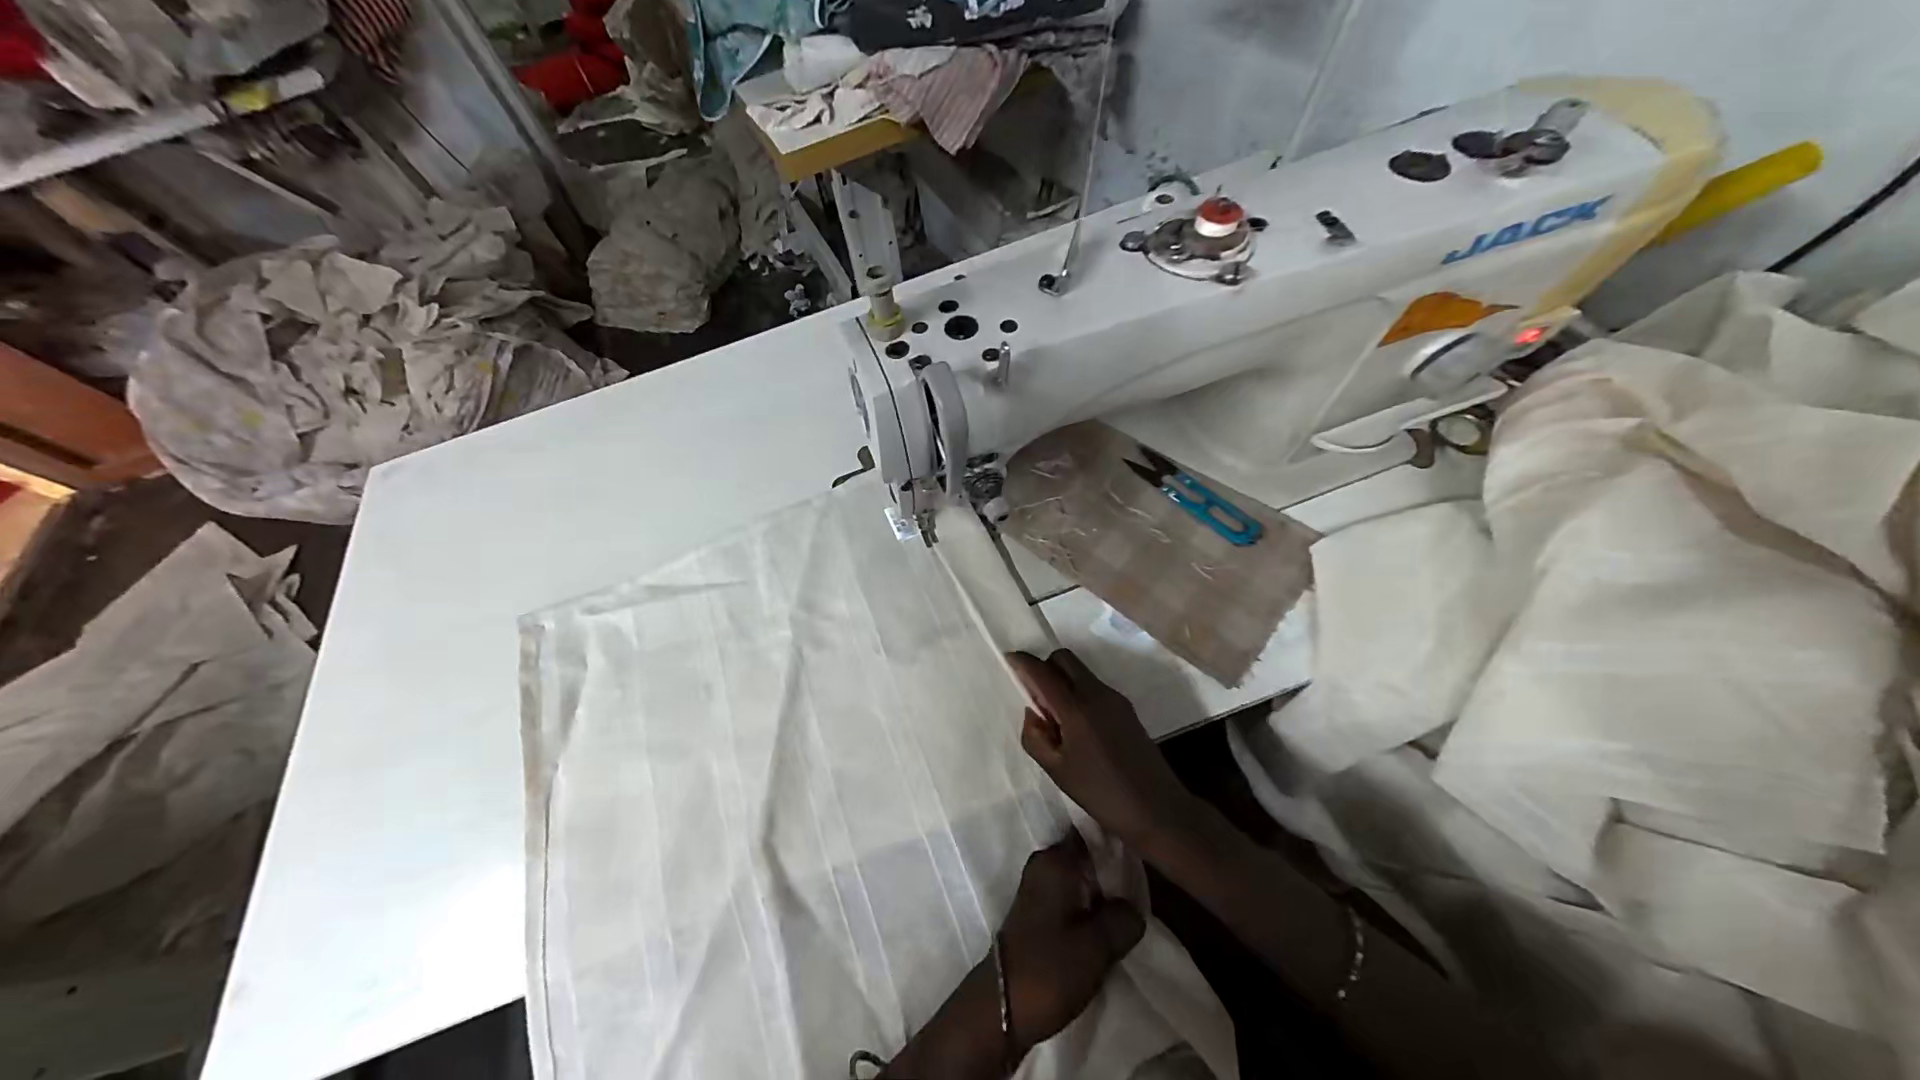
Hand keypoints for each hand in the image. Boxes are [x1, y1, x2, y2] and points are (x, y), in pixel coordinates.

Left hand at [998, 832, 1145, 1051]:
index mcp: (1055, 860)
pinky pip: (1072, 898)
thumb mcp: (1099, 944)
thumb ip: (1124, 917)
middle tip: (1145, 885)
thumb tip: (1132, 907)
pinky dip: (1090, 907)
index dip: (1118, 839)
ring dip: (1104, 893)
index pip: (1092, 831)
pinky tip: (1109, 924)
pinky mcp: (1038, 914)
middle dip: (1115, 869)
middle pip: (1088, 855)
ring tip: (1132, 906)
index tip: (1144, 850)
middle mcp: (1044, 865)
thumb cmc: (1050, 968)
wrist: (1003, 1008)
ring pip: (1081, 879)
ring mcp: (1038, 889)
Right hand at [1011, 650, 1200, 850]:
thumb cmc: (1101, 793)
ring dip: (1062, 680)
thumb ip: (1035, 736)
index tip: (1009, 661)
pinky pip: (1094, 686)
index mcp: (1076, 709)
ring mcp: (1115, 698)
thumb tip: (1033, 712)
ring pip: (1080, 672)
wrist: (1157, 808)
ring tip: (1056, 718)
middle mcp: (1096, 694)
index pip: (1042, 672)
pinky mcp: (1126, 708)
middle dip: (1045, 666)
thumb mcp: (1057, 770)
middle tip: (1035, 696)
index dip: (1022, 662)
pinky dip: (1078, 692)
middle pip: (1064, 659)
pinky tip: (1077, 726)